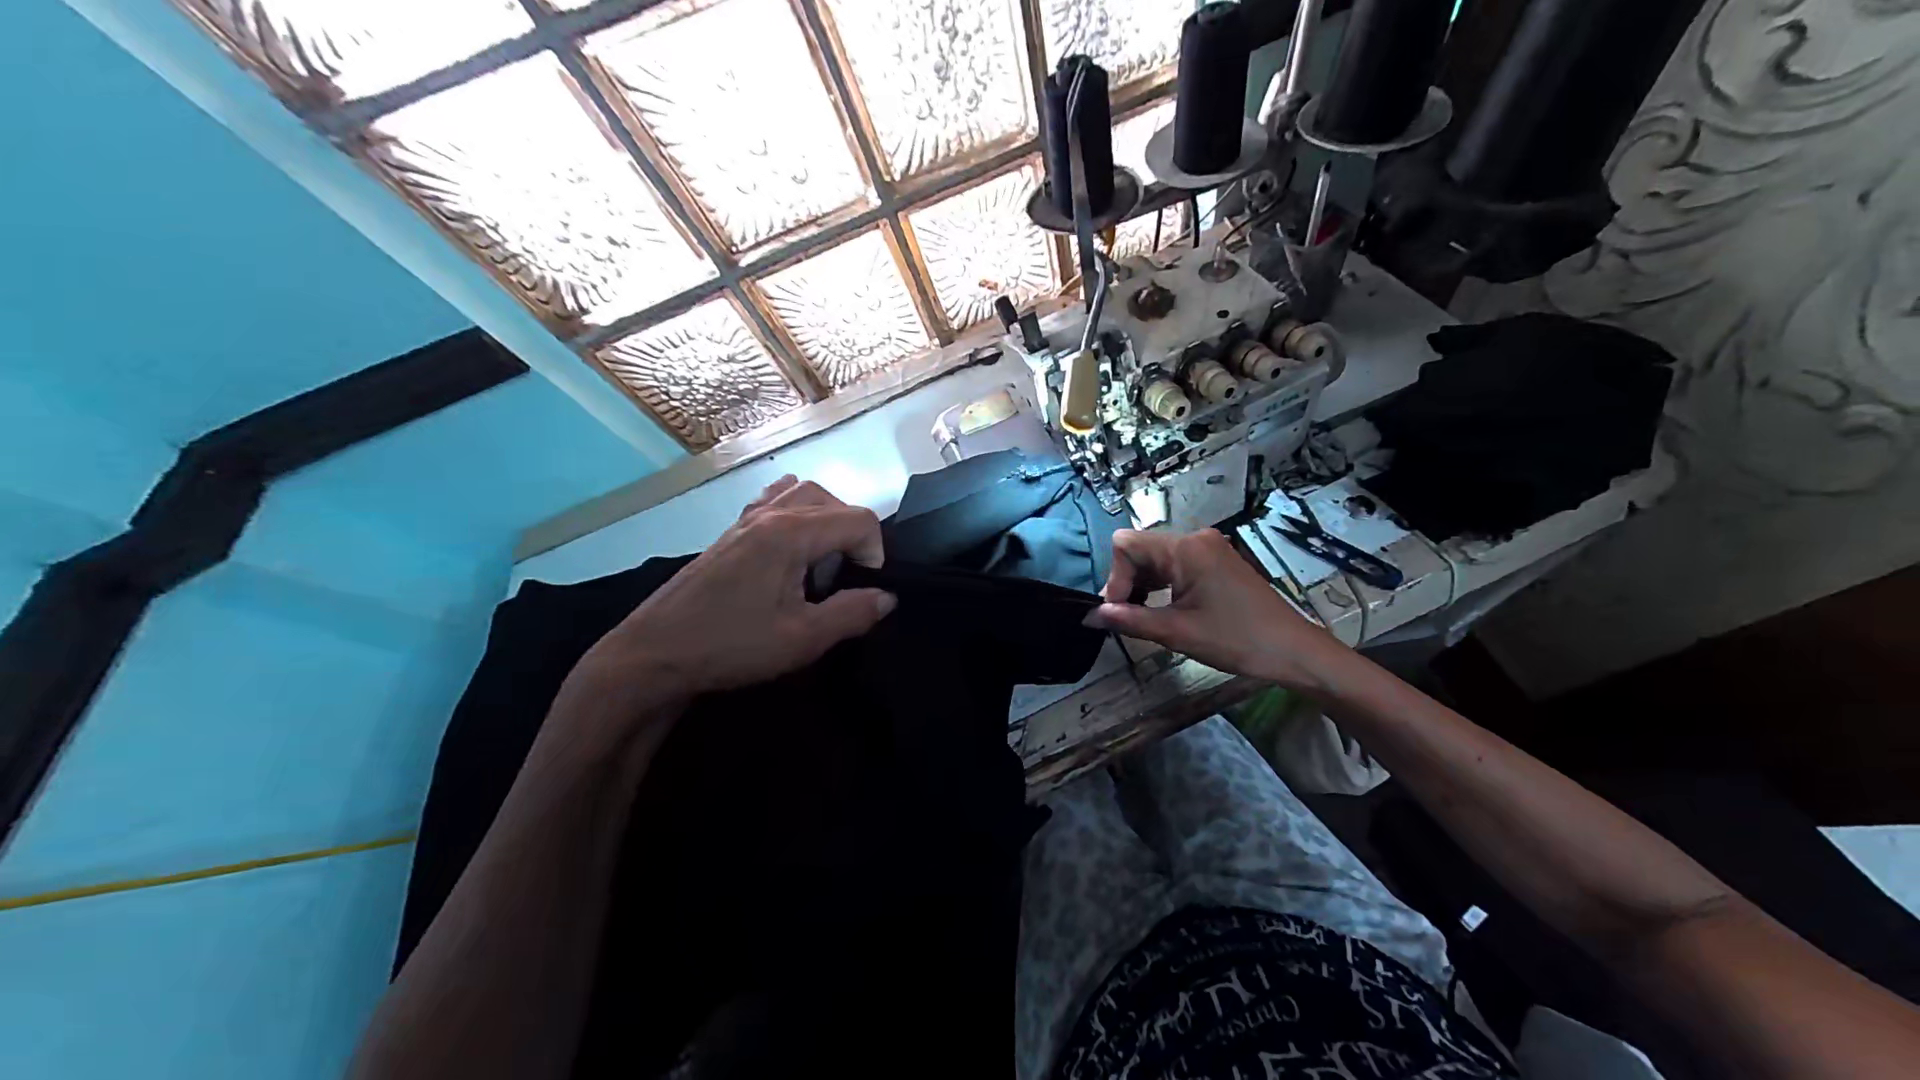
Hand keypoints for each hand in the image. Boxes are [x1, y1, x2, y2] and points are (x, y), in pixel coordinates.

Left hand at [560, 477, 895, 731]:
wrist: (654, 653)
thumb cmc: (731, 646)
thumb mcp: (802, 639)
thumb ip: (852, 613)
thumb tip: (886, 596)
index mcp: (790, 533)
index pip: (858, 519)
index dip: (875, 553)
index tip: (862, 591)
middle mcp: (769, 514)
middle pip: (832, 500)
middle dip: (853, 534)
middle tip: (847, 578)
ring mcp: (745, 520)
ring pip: (802, 494)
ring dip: (826, 519)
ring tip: (823, 561)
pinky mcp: (729, 534)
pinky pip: (772, 501)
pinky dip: (794, 511)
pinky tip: (791, 542)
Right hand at [1085, 528, 1351, 692]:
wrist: (1294, 651)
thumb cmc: (1235, 639)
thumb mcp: (1176, 632)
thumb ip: (1129, 620)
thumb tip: (1089, 615)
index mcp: (1185, 548)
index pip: (1126, 545)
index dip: (1114, 577)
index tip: (1118, 611)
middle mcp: (1196, 539)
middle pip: (1141, 549)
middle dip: (1126, 582)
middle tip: (1126, 618)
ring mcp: (1209, 548)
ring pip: (1157, 557)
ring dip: (1143, 584)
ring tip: (1142, 617)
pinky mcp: (1217, 561)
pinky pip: (1176, 564)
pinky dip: (1162, 584)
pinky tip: (1163, 609)